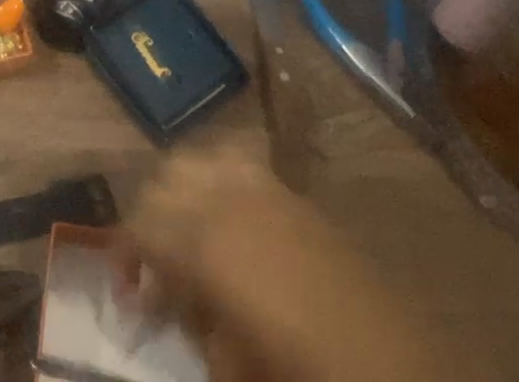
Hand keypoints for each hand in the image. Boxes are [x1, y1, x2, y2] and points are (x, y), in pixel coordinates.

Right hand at [119, 150, 458, 381]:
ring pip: (197, 159)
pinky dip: (217, 181)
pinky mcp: (293, 194)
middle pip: (161, 182)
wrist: (395, 368)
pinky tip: (226, 219)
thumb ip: (188, 318)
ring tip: (185, 231)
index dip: (124, 259)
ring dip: (179, 190)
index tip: (130, 296)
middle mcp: (226, 200)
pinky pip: (238, 164)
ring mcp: (263, 190)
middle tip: (155, 269)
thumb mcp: (228, 364)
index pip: (138, 228)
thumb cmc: (299, 371)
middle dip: (147, 220)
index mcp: (203, 243)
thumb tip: (167, 296)